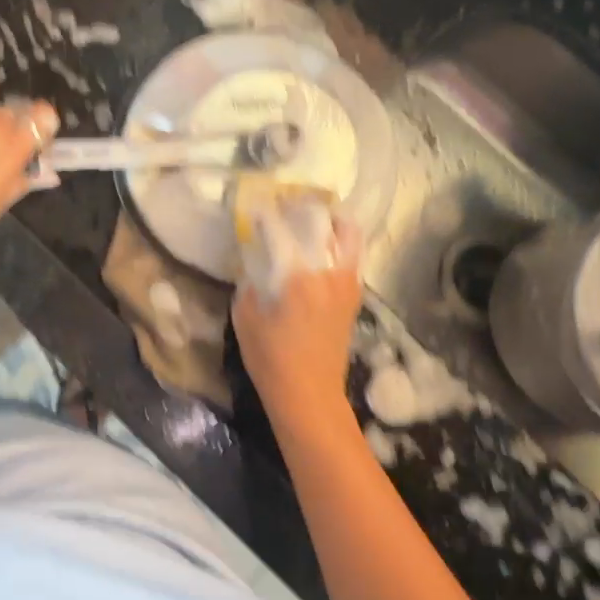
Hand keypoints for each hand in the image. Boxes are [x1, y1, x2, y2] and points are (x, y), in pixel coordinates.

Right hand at [232, 218, 363, 418]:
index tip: (253, 204)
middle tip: (288, 205)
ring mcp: (346, 284)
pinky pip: (351, 257)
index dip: (263, 213)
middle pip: (324, 222)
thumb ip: (250, 281)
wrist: (309, 395)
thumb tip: (255, 262)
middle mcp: (327, 272)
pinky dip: (340, 244)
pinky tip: (321, 247)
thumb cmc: (270, 358)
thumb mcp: (246, 316)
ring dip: (330, 222)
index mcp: (296, 276)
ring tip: (311, 219)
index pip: (278, 229)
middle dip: (305, 208)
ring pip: (348, 236)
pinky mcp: (353, 297)